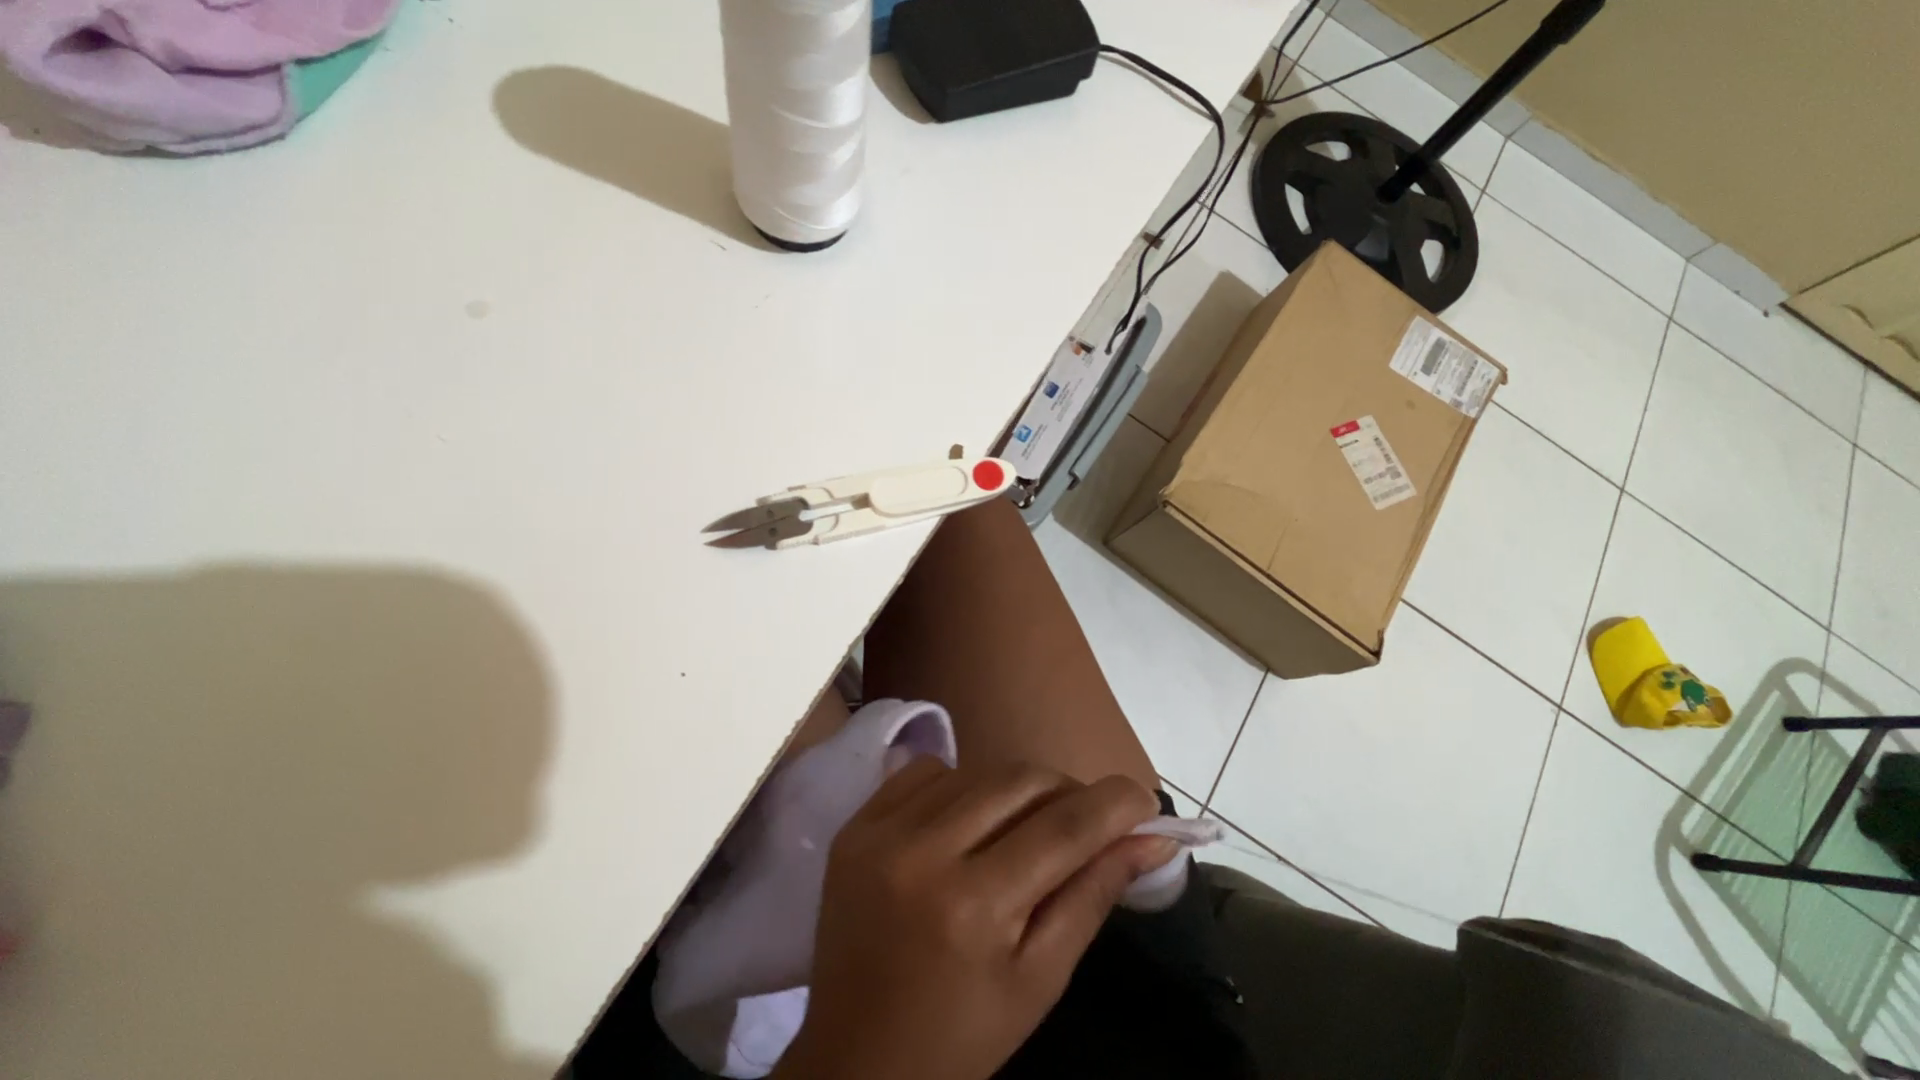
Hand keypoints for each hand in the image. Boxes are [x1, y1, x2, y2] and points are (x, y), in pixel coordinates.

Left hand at [772, 759, 1176, 1079]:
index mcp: (975, 905)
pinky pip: (925, 773)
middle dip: (1069, 792)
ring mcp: (879, 833)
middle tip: (1086, 824)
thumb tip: (1153, 839)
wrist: (856, 1055)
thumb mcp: (1041, 978)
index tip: (1146, 802)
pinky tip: (969, 823)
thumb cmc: (962, 1033)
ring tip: (1027, 829)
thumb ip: (1094, 896)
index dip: (1117, 804)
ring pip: (976, 770)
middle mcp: (923, 853)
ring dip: (1017, 790)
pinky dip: (961, 785)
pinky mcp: (855, 826)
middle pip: (1020, 781)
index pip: (1065, 826)